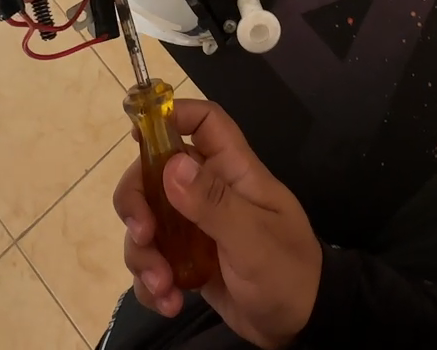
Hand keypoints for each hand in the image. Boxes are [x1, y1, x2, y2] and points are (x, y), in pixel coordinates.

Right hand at [113, 100, 321, 348]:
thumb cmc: (287, 270)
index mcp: (234, 169)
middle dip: (137, 201)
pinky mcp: (187, 258)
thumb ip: (213, 202)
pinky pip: (153, 258)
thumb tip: (171, 164)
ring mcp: (195, 224)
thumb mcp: (253, 238)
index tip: (135, 132)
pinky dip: (151, 280)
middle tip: (142, 234)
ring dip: (143, 253)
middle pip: (157, 170)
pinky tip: (169, 301)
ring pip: (148, 218)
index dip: (172, 114)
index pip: (204, 122)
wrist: (301, 323)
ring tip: (162, 286)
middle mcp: (210, 189)